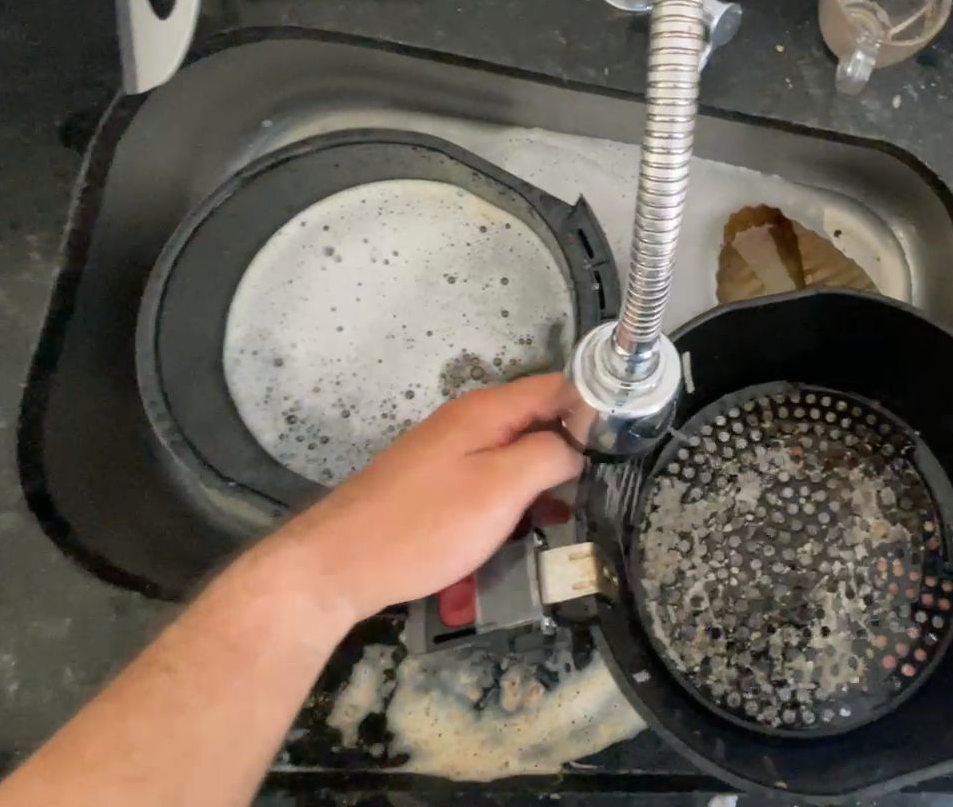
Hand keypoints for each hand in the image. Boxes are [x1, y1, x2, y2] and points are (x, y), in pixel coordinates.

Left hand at [264, 373, 584, 624]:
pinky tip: (523, 526)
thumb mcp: (501, 489)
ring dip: (543, 476)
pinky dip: (514, 493)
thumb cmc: (424, 525)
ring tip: (567, 513)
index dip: (593, 408)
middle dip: (571, 447)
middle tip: (598, 486)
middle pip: (538, 418)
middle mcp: (469, 419)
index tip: (619, 445)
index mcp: (487, 410)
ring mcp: (450, 449)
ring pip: (516, 449)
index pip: (559, 387)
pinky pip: (491, 474)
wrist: (333, 567)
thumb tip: (576, 447)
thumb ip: (549, 455)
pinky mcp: (437, 478)